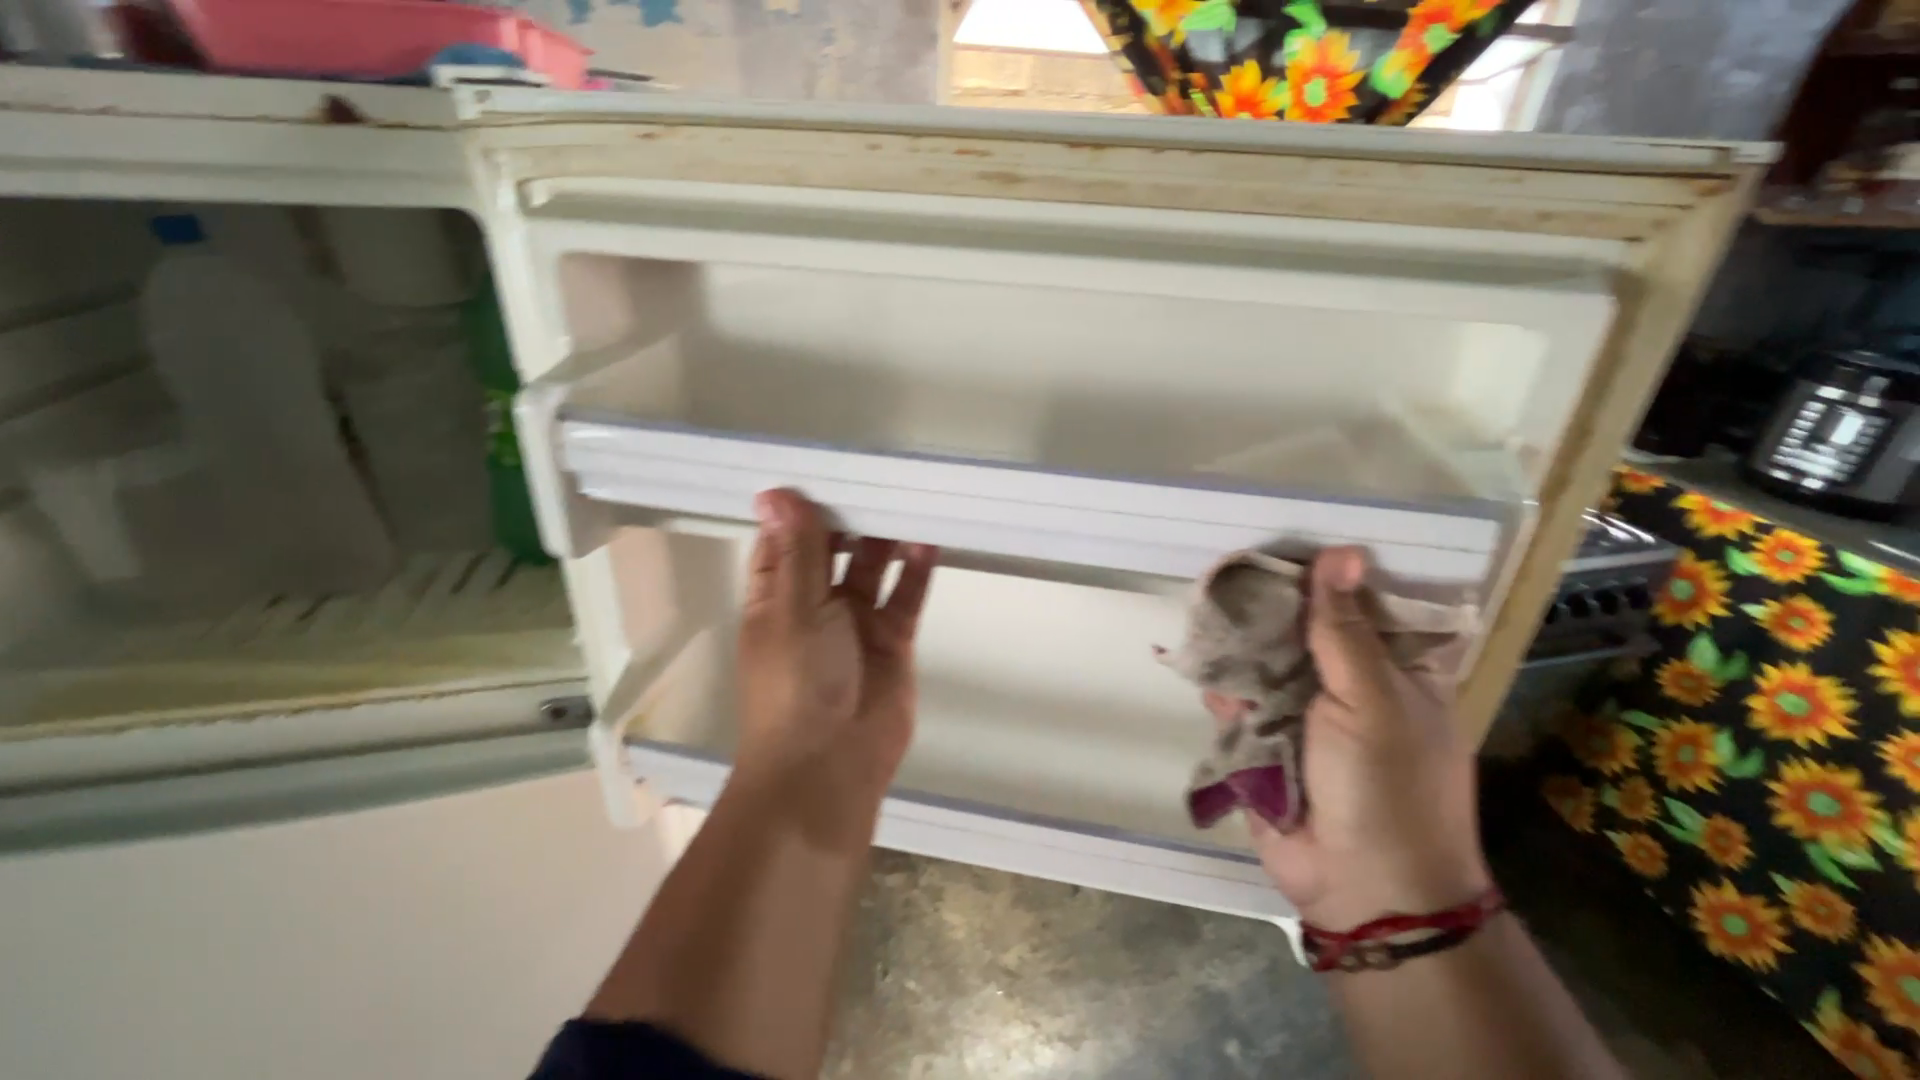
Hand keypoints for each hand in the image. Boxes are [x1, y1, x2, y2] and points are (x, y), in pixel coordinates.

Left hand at [732, 489, 937, 845]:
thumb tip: (774, 492)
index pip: (784, 541)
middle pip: (832, 549)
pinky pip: (905, 597)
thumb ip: (798, 551)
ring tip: (908, 503)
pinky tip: (928, 542)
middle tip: (879, 477)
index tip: (826, 469)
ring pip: (871, 569)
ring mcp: (855, 623)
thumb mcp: (793, 609)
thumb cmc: (796, 684)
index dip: (801, 508)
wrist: (829, 766)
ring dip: (885, 540)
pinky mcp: (892, 641)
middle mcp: (813, 605)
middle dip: (851, 517)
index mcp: (774, 598)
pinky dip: (915, 571)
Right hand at [1208, 546, 1490, 930]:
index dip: (1329, 577)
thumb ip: (1344, 630)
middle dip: (1269, 611)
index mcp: (1395, 674)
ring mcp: (1305, 721)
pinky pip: (1240, 710)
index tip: (1286, 545)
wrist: (1364, 889)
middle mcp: (1349, 690)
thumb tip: (1341, 552)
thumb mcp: (1373, 700)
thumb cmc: (1388, 786)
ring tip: (1207, 613)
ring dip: (1240, 650)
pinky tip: (1209, 676)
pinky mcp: (1266, 749)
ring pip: (1266, 669)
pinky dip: (1225, 695)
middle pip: (1305, 634)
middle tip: (1229, 572)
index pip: (1363, 608)